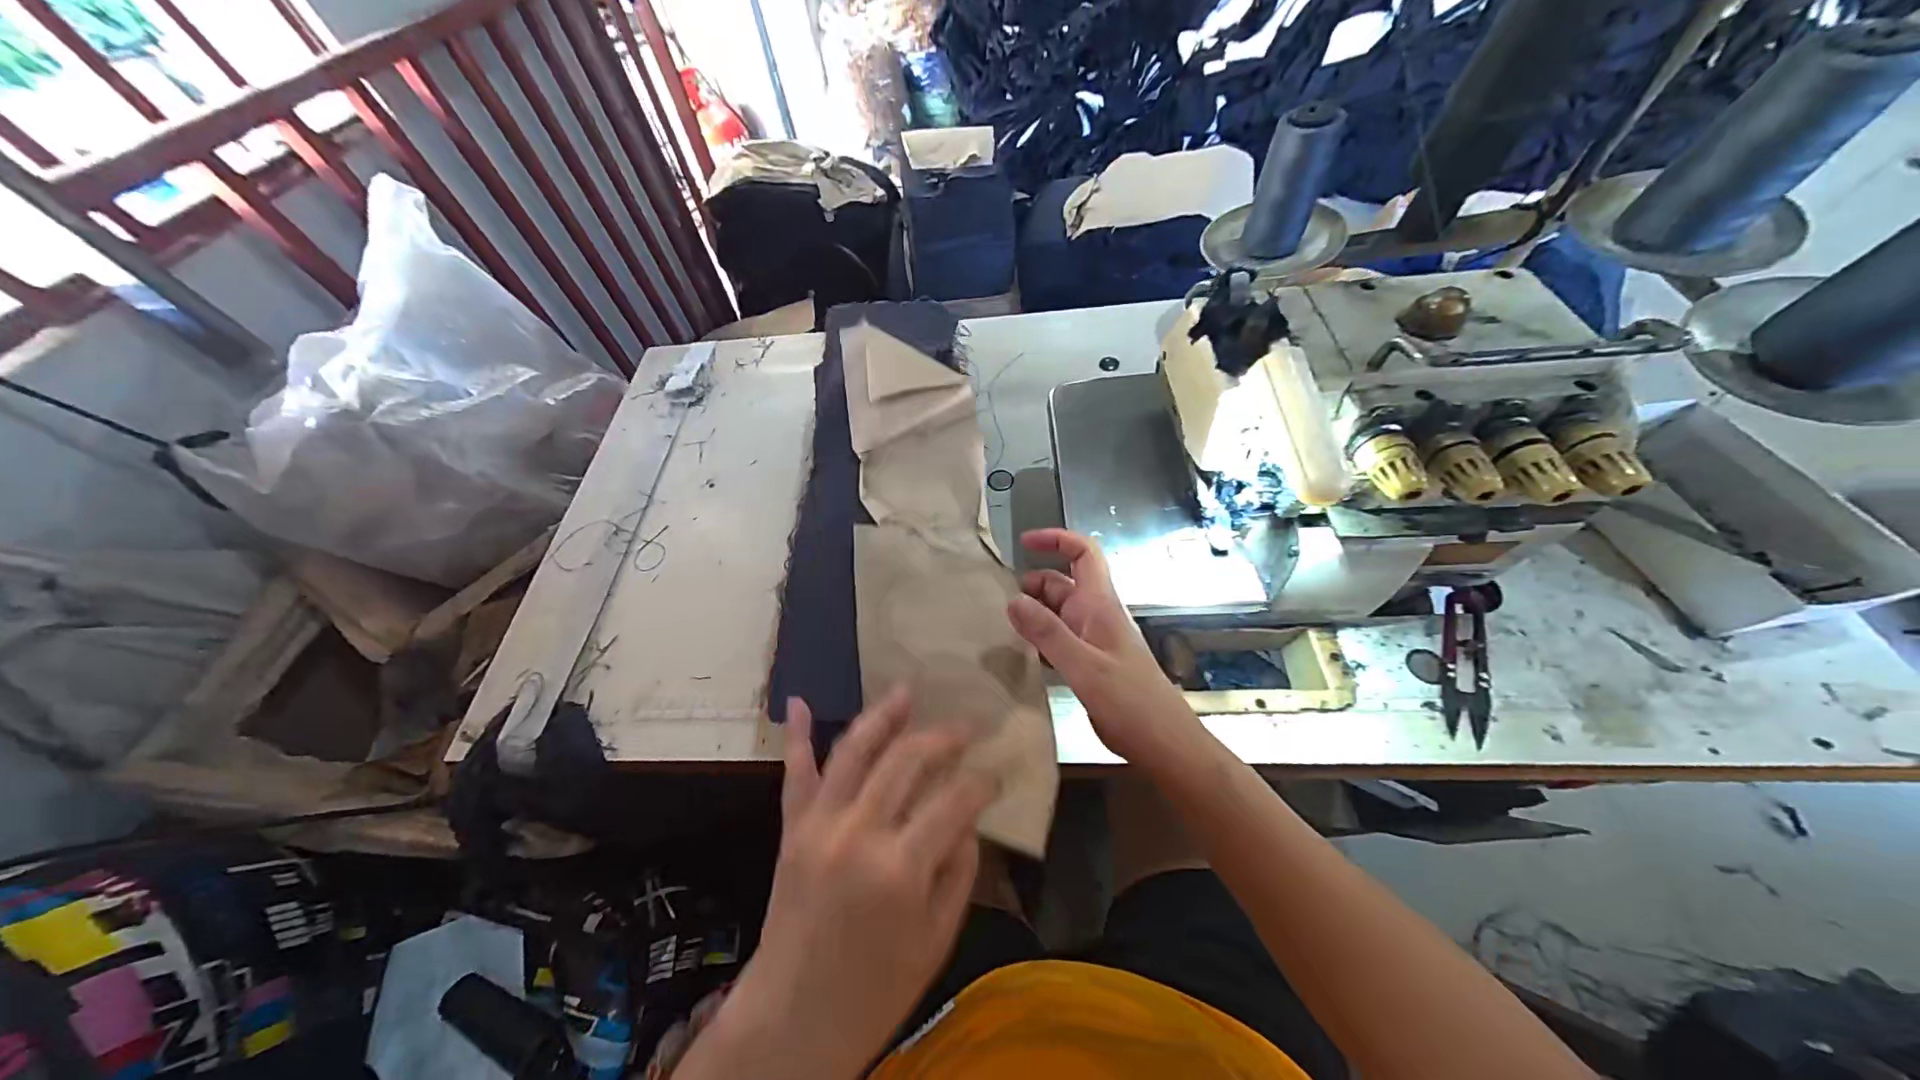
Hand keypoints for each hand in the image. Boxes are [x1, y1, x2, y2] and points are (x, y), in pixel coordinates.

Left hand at [686, 689, 992, 1079]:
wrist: (793, 1019)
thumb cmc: (876, 990)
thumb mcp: (937, 939)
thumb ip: (958, 871)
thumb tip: (966, 818)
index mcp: (902, 868)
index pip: (955, 799)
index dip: (982, 781)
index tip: (997, 773)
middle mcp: (858, 833)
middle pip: (907, 760)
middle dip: (943, 737)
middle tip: (966, 726)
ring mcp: (819, 825)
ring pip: (853, 751)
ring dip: (882, 715)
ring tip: (906, 690)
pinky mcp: (791, 829)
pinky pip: (794, 774)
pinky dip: (797, 736)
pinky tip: (800, 702)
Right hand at [1005, 528, 1201, 761]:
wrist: (1163, 742)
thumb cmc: (1129, 701)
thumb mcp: (1083, 665)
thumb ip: (1047, 632)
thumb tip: (1013, 600)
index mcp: (1100, 605)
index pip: (1083, 553)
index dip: (1056, 540)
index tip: (1024, 543)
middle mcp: (1096, 615)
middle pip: (1062, 583)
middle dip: (1032, 585)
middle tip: (1000, 603)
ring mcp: (1093, 640)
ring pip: (1057, 613)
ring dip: (1033, 613)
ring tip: (1002, 626)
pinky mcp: (1089, 664)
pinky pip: (1059, 640)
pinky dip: (1039, 638)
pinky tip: (1020, 653)